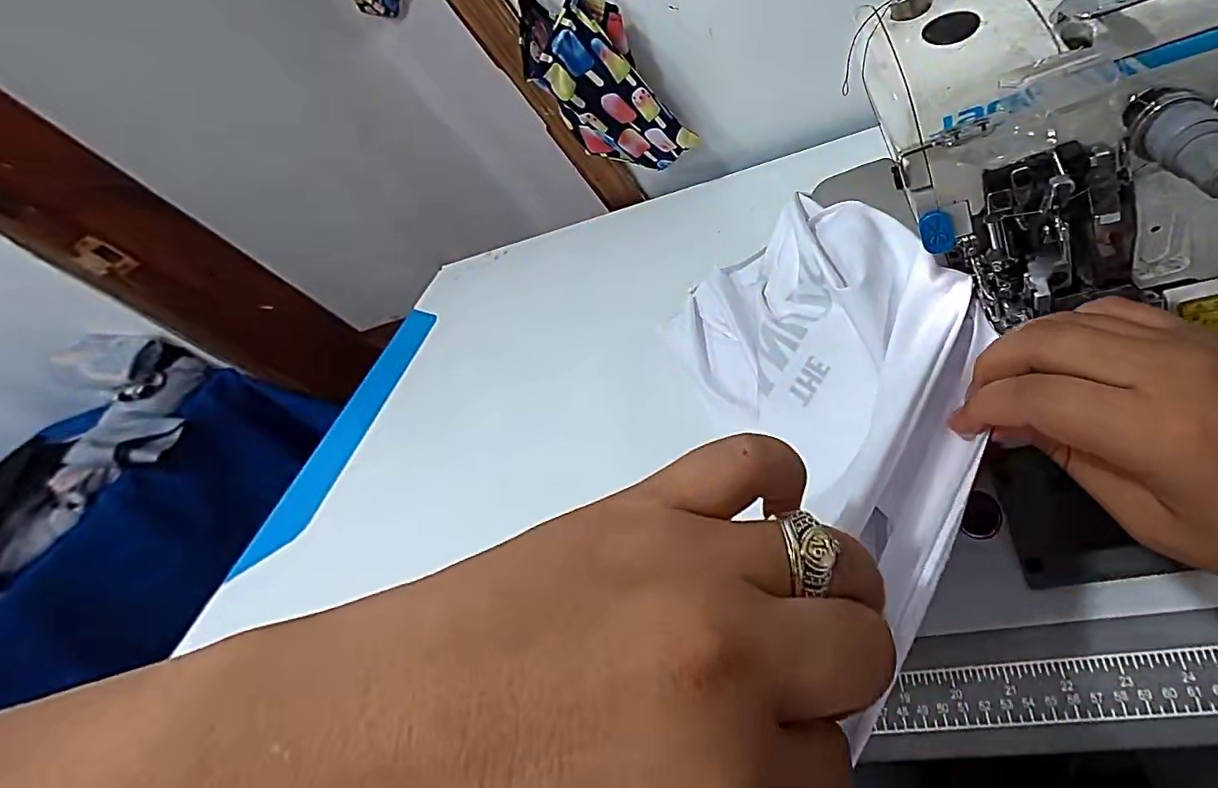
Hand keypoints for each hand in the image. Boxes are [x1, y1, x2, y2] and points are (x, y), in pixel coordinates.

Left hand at [206, 434, 894, 787]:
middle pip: (856, 652)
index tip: (778, 759)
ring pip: (828, 557)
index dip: (805, 766)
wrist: (361, 750)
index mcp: (724, 777)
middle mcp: (731, 658)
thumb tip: (797, 753)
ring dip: (835, 587)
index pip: (833, 767)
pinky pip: (746, 460)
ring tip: (811, 602)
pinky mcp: (647, 505)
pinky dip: (779, 472)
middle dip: (837, 680)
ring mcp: (691, 563)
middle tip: (798, 690)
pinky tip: (779, 499)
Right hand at [950, 298, 1217, 609]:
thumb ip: (1076, 461)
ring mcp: (1184, 342)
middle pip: (1047, 340)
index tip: (962, 422)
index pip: (1040, 396)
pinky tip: (1065, 352)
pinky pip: (1113, 312)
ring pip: (1074, 317)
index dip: (988, 406)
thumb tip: (1017, 425)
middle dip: (995, 363)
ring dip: (1028, 340)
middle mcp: (1165, 370)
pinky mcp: (1198, 334)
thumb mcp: (1155, 524)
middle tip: (975, 394)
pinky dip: (1072, 326)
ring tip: (1010, 373)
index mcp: (1156, 431)